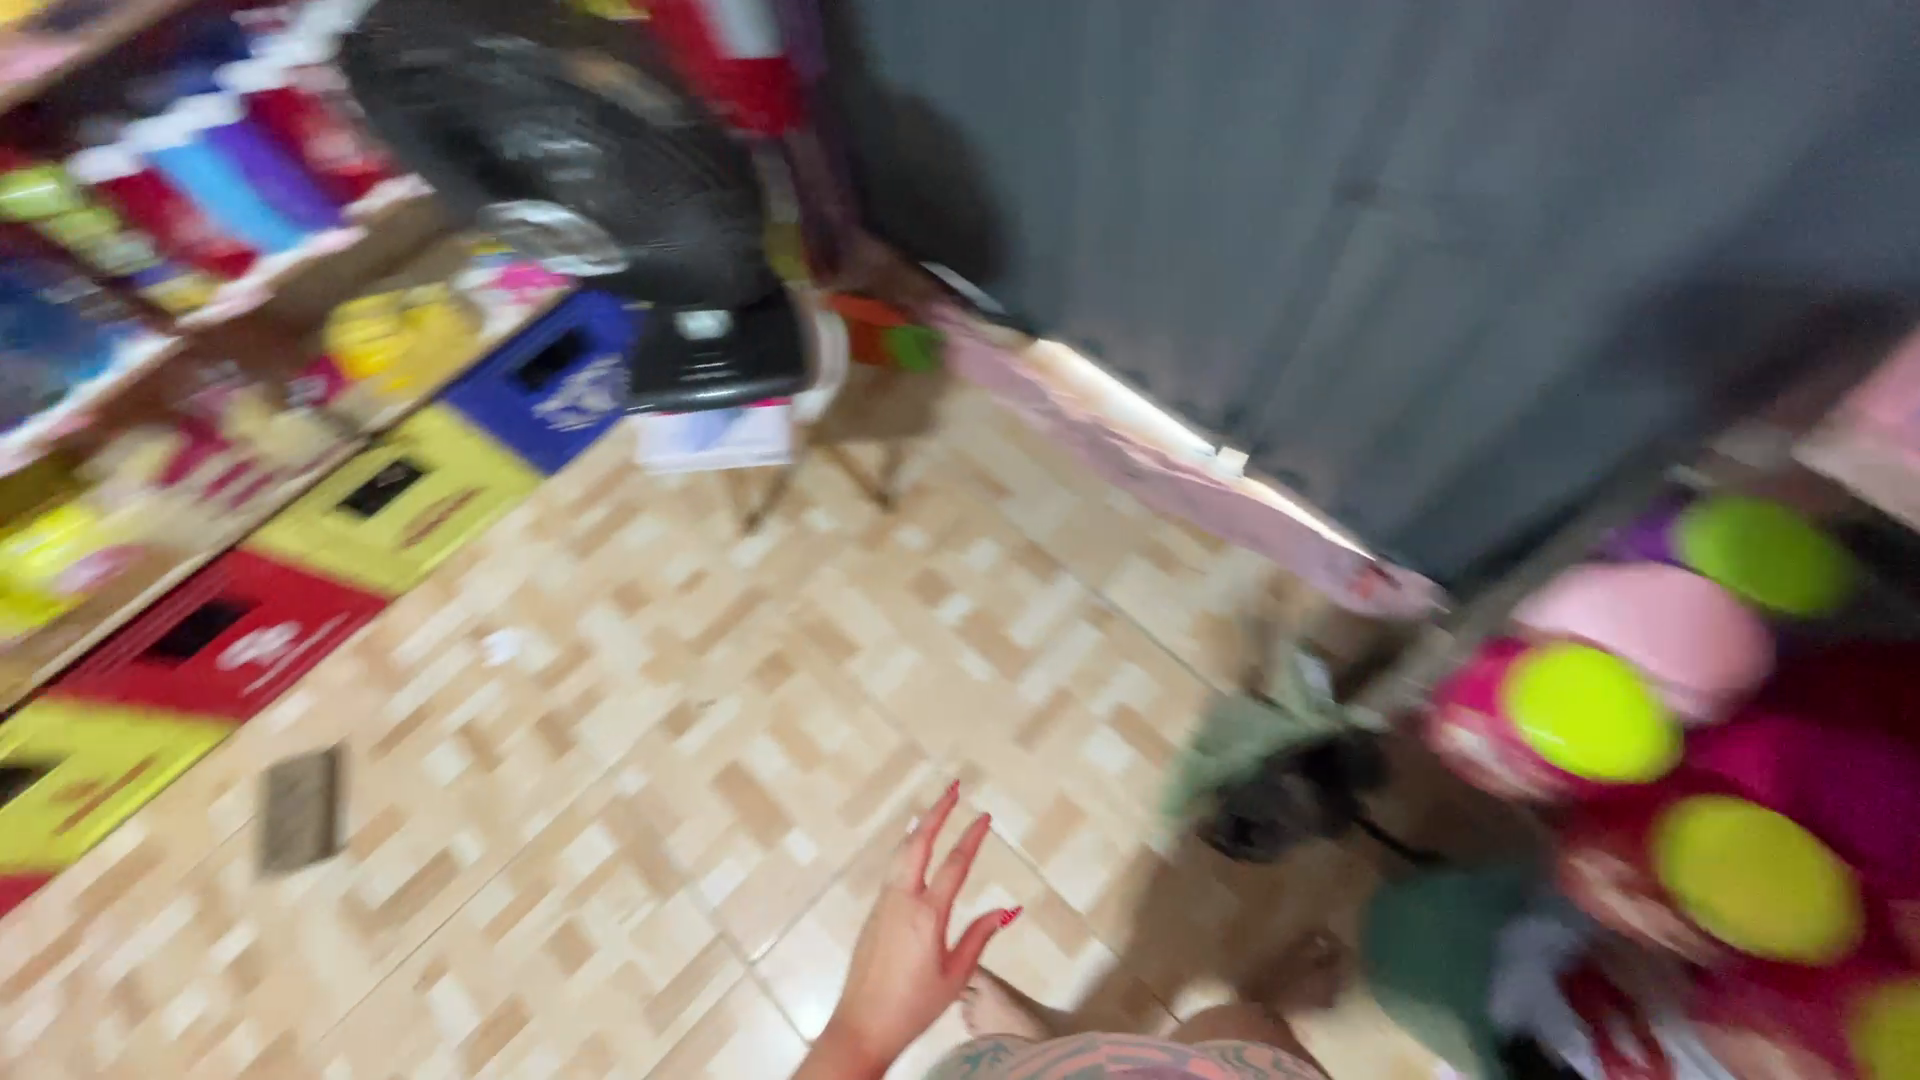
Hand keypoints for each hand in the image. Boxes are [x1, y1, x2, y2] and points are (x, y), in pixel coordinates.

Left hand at [812, 782, 1019, 1074]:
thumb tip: (1008, 909)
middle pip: (919, 842)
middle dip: (937, 812)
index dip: (972, 836)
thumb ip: (979, 937)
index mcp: (927, 914)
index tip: (985, 816)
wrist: (862, 1026)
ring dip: (920, 826)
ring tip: (934, 808)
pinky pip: (893, 868)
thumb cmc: (914, 1006)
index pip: (955, 864)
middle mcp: (902, 899)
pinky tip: (914, 847)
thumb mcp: (955, 976)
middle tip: (954, 788)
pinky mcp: (874, 912)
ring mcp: (884, 902)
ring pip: (902, 852)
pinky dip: (907, 847)